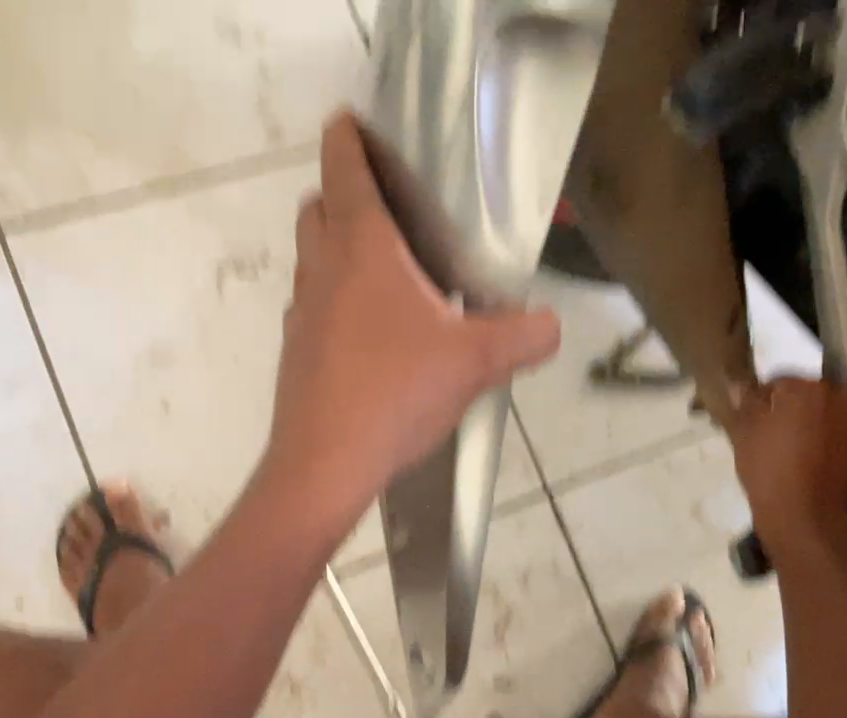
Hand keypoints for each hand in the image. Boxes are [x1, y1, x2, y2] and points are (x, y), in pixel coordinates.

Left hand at [264, 113, 560, 508]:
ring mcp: (300, 315)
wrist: (325, 464)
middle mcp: (322, 271)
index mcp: (363, 249)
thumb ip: (523, 337)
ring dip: (335, 252)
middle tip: (385, 210)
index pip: (345, 170)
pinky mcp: (295, 355)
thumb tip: (551, 327)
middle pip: (317, 210)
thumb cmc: (396, 393)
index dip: (347, 141)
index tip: (351, 124)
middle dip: (341, 196)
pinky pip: (312, 310)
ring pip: (310, 262)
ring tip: (384, 276)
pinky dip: (333, 304)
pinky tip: (370, 339)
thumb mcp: (475, 362)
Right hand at [725, 378, 846, 549]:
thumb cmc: (768, 469)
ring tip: (787, 446)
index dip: (760, 398)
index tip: (749, 417)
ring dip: (807, 422)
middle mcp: (839, 395)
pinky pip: (836, 432)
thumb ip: (744, 403)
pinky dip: (822, 438)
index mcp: (808, 386)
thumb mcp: (744, 434)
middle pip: (807, 394)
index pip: (778, 381)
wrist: (804, 515)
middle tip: (768, 431)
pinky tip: (805, 457)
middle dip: (789, 407)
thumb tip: (739, 385)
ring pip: (824, 413)